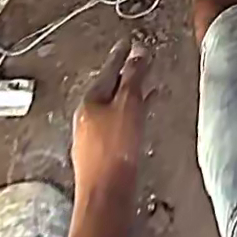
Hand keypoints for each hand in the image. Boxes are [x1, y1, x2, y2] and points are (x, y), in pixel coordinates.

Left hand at [72, 39, 151, 193]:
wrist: (107, 194)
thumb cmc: (116, 146)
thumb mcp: (129, 103)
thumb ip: (134, 77)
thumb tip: (138, 53)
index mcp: (89, 102)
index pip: (108, 70)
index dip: (121, 55)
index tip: (127, 42)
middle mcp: (87, 117)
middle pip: (110, 87)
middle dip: (127, 74)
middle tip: (141, 60)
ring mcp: (93, 135)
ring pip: (116, 104)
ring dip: (132, 92)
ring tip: (149, 83)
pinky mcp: (103, 151)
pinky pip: (120, 120)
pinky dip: (133, 110)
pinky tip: (145, 111)